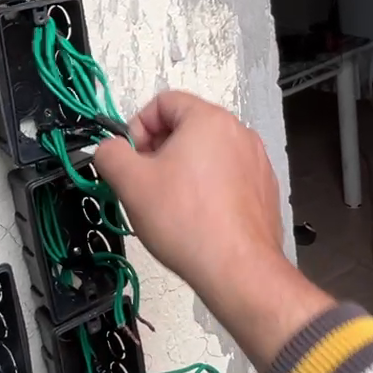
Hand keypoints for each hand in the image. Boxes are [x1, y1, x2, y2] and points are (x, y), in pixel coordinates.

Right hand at [93, 91, 333, 369]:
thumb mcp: (130, 183)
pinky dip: (206, 188)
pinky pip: (226, 175)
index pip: (163, 102)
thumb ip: (110, 154)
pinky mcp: (263, 188)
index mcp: (208, 119)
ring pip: (205, 152)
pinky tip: (195, 217)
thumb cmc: (189, 223)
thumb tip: (109, 149)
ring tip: (169, 204)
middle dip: (158, 150)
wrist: (238, 271)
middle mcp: (237, 133)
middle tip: (145, 182)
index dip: (138, 126)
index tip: (131, 156)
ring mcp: (255, 161)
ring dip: (181, 170)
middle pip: (185, 126)